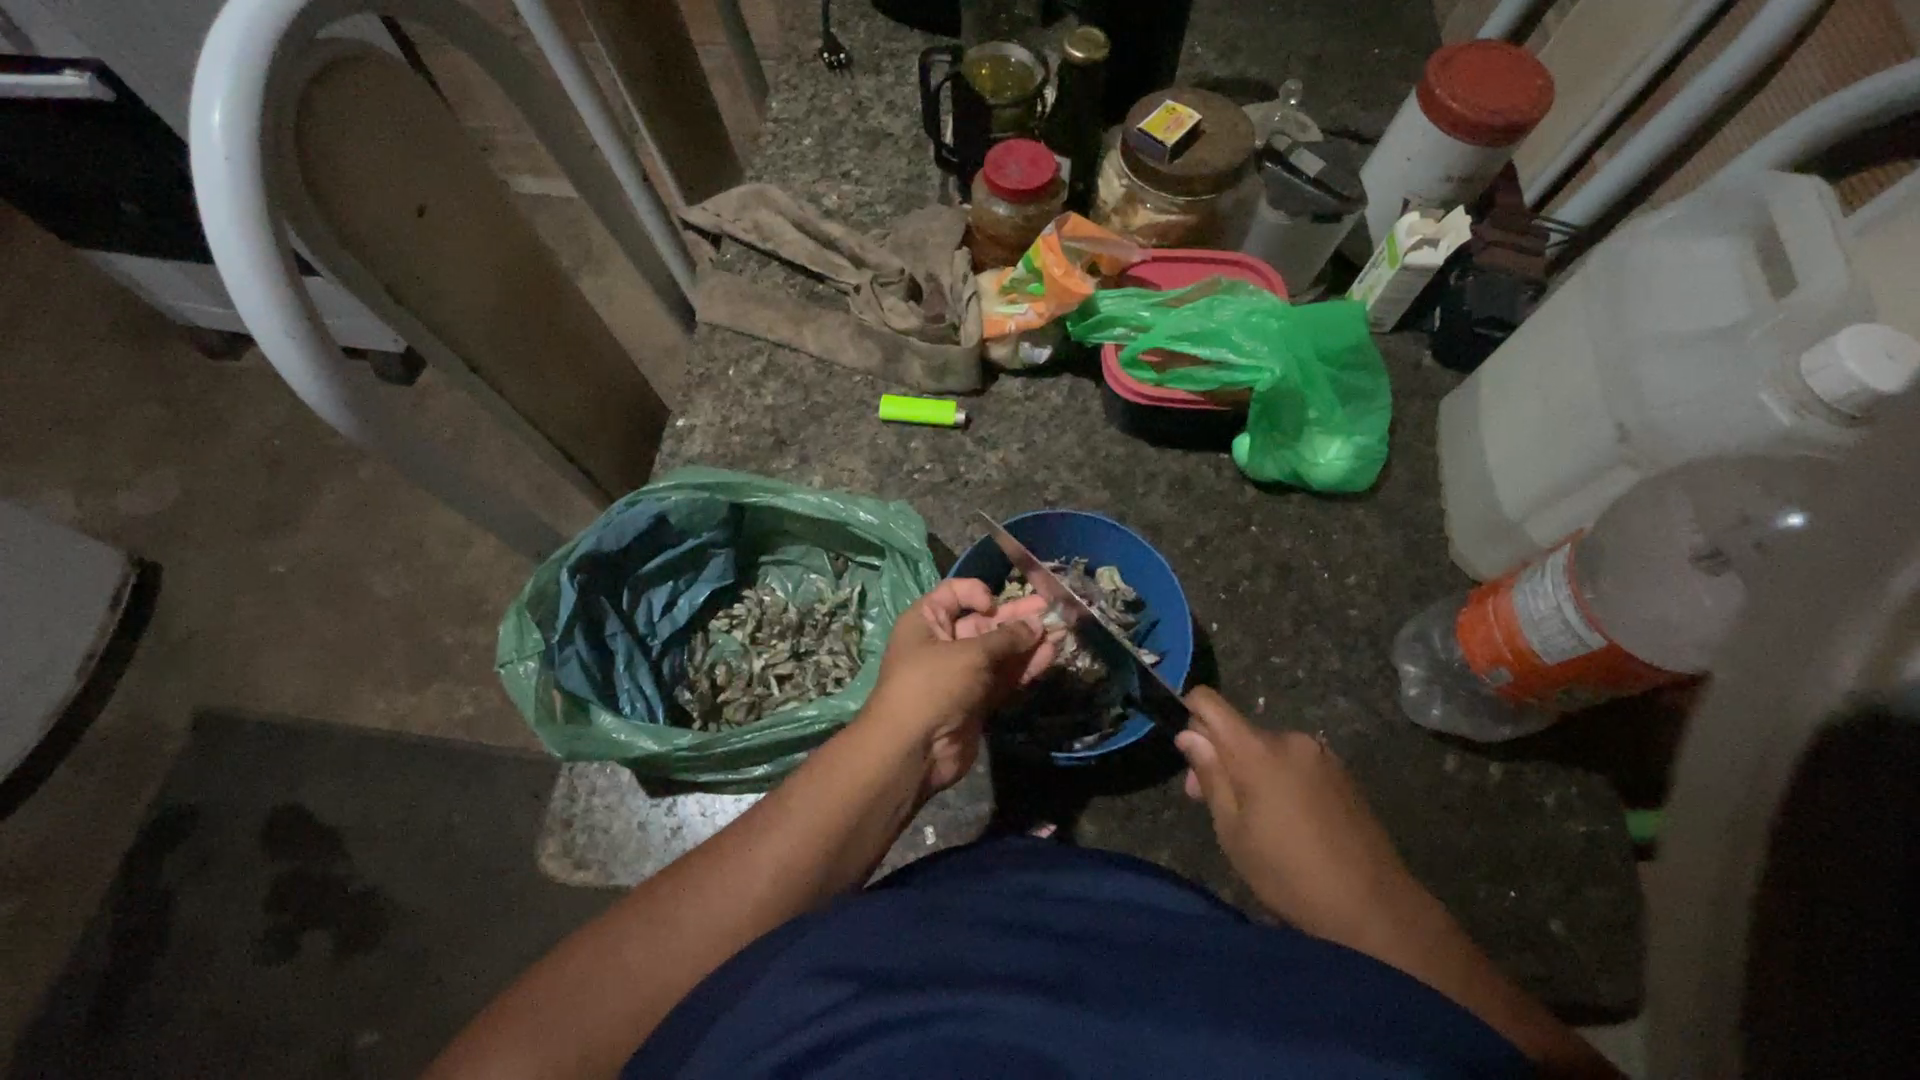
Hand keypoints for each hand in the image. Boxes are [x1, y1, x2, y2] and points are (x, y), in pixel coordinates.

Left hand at [862, 579, 1056, 793]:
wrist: (914, 750)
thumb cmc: (933, 686)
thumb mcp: (969, 654)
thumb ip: (1006, 638)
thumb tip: (1036, 624)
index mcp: (926, 622)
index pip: (954, 594)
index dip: (977, 593)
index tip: (995, 605)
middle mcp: (943, 643)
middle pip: (984, 623)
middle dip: (1016, 617)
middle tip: (1051, 610)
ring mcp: (962, 674)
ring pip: (1000, 652)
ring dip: (1028, 642)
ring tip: (1062, 630)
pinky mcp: (978, 700)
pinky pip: (1004, 677)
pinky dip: (1025, 666)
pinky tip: (1050, 654)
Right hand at [1175, 687, 1425, 949]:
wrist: (1375, 907)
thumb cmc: (1289, 875)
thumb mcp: (1233, 832)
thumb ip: (1210, 777)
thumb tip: (1189, 735)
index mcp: (1258, 750)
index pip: (1209, 703)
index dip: (1189, 716)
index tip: (1188, 755)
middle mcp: (1291, 740)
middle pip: (1238, 732)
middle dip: (1220, 759)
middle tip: (1212, 807)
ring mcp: (1322, 755)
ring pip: (1267, 750)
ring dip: (1252, 773)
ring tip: (1257, 823)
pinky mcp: (1343, 774)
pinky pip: (1296, 764)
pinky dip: (1281, 781)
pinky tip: (1290, 824)